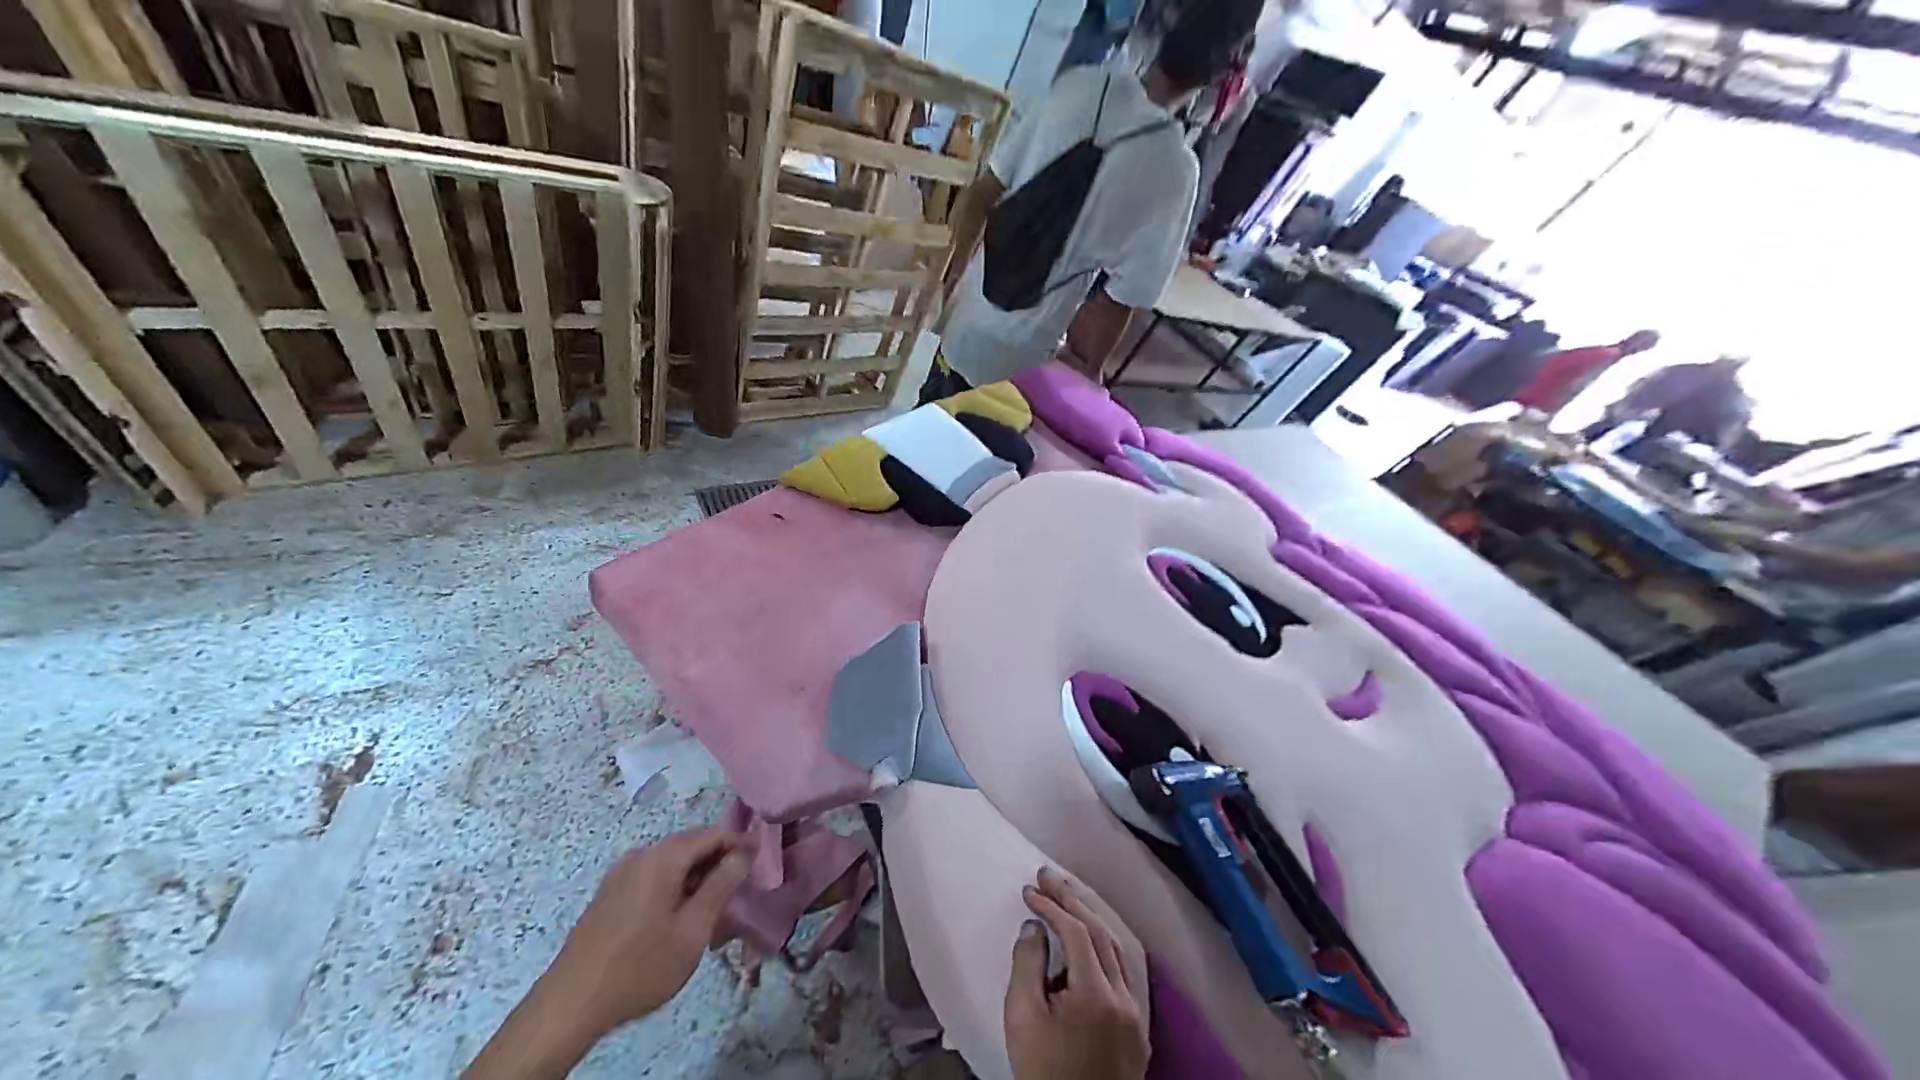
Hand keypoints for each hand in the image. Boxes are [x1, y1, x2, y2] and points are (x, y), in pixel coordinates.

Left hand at [464, 828, 751, 1079]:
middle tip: (742, 885)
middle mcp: (641, 855)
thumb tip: (743, 853)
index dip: (740, 842)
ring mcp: (621, 873)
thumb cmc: (640, 966)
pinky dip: (675, 886)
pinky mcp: (610, 893)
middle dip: (719, 860)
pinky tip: (682, 915)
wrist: (570, 1005)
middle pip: (691, 845)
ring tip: (715, 905)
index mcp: (663, 857)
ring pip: (672, 863)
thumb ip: (721, 886)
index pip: (712, 834)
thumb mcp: (693, 929)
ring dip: (697, 876)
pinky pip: (653, 876)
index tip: (762, 856)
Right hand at [1004, 867, 1149, 1079]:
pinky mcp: (1139, 1033)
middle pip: (1100, 934)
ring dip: (1090, 920)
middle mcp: (1124, 999)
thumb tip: (1034, 926)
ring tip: (1066, 897)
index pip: (1075, 932)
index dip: (1052, 906)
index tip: (1028, 891)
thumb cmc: (1042, 1070)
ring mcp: (1136, 1016)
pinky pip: (1124, 974)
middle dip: (1072, 900)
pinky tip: (1090, 939)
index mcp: (1096, 994)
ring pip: (1117, 951)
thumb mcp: (1022, 1017)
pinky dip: (1104, 948)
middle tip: (1047, 876)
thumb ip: (1027, 964)